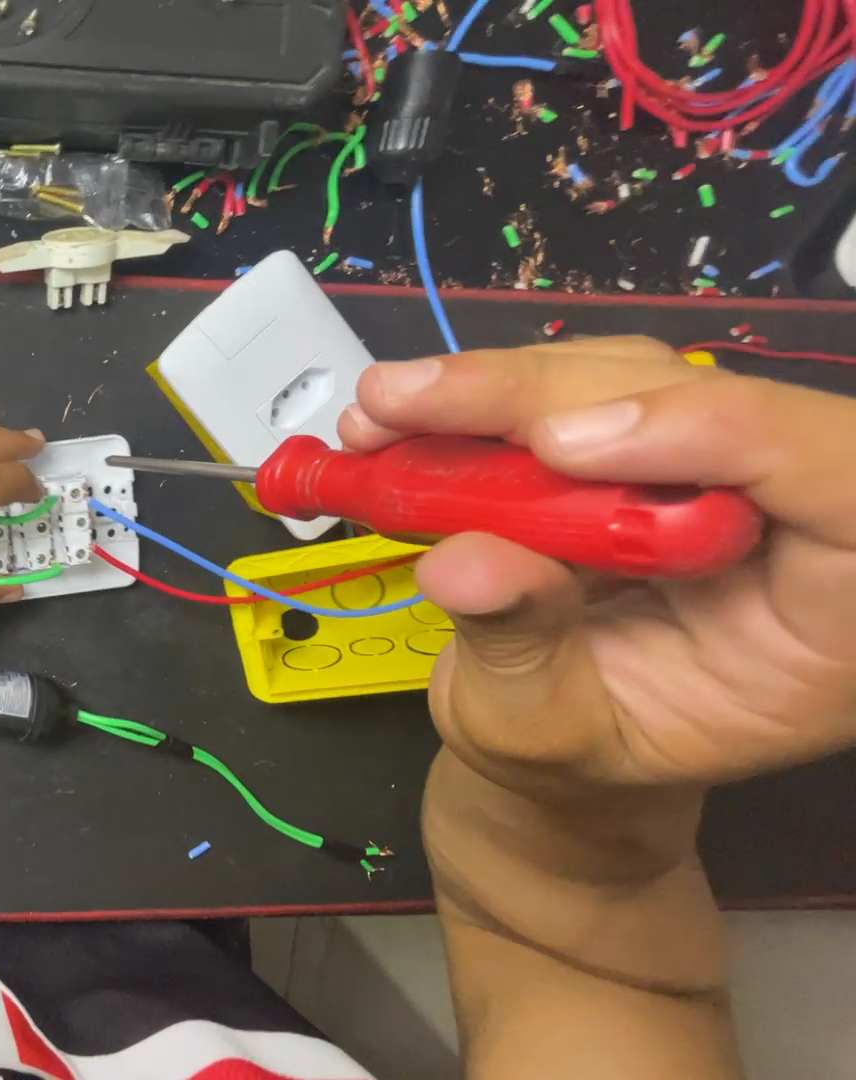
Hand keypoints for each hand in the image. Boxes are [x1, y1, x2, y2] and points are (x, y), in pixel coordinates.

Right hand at [340, 337, 855, 792]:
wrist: (540, 736)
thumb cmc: (564, 759)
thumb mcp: (534, 728)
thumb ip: (515, 647)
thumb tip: (462, 562)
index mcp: (828, 612)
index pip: (843, 481)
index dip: (719, 433)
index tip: (559, 443)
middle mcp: (775, 522)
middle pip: (698, 401)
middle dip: (538, 393)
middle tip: (406, 402)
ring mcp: (688, 480)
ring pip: (618, 378)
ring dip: (484, 389)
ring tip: (378, 413)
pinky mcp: (610, 459)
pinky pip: (553, 399)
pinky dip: (461, 407)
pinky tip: (389, 424)